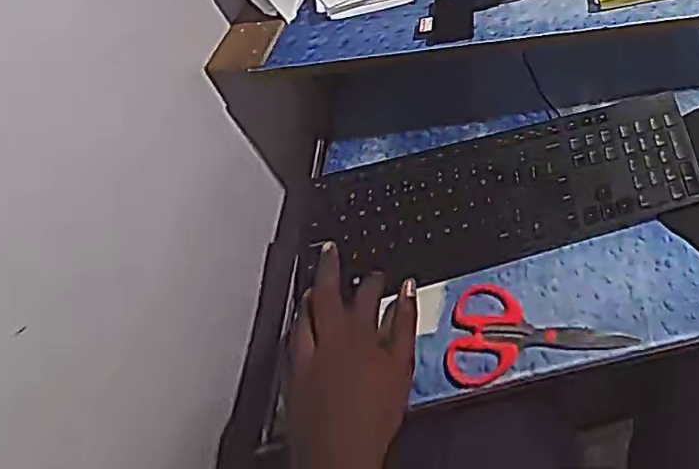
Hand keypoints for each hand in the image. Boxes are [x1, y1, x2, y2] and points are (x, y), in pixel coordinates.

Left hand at [290, 243, 417, 468]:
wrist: (341, 456)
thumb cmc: (374, 416)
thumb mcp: (402, 364)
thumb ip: (404, 322)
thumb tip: (407, 290)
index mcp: (359, 332)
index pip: (366, 293)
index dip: (372, 279)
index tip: (376, 273)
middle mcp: (330, 338)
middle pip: (326, 292)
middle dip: (329, 266)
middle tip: (329, 250)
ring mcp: (309, 356)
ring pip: (304, 313)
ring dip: (310, 295)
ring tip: (314, 284)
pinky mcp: (294, 377)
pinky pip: (291, 340)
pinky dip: (296, 325)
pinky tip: (298, 324)